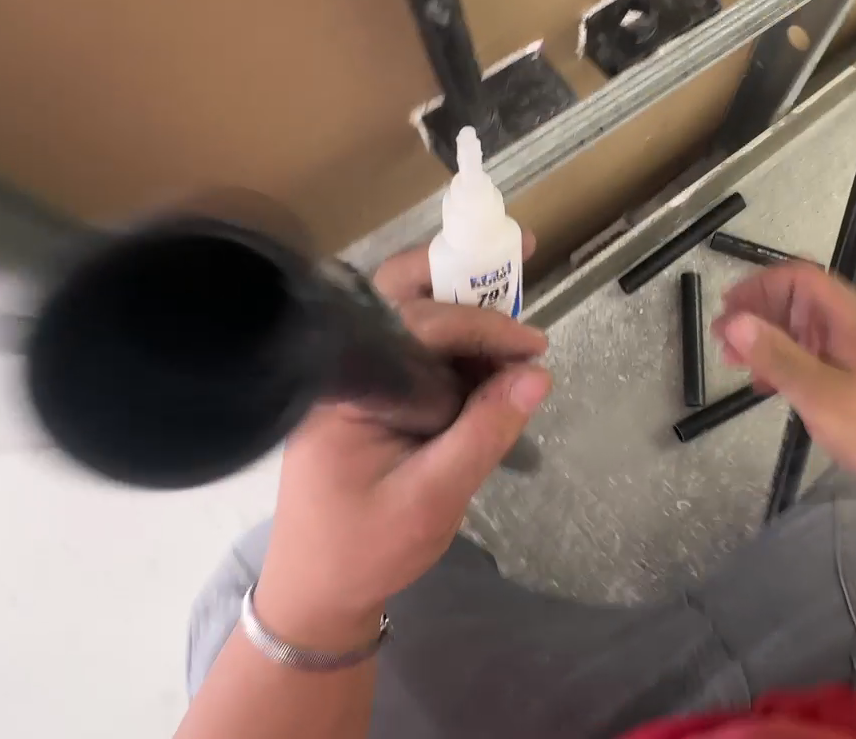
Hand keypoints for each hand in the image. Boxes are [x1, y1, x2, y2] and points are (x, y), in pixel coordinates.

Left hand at [252, 233, 549, 651]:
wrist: (317, 598)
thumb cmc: (364, 550)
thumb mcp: (431, 499)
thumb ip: (484, 433)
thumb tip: (538, 375)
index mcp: (347, 387)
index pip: (417, 327)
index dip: (481, 325)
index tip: (532, 344)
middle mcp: (352, 370)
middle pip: (401, 295)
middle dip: (459, 272)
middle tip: (512, 256)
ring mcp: (367, 382)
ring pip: (419, 320)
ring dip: (470, 310)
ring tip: (518, 317)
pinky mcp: (384, 399)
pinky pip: (428, 357)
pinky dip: (469, 351)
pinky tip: (502, 363)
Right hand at [714, 264, 855, 513]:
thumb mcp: (820, 394)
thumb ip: (776, 355)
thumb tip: (735, 321)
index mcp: (851, 318)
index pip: (801, 278)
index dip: (760, 285)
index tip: (728, 309)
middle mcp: (854, 328)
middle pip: (799, 302)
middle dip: (758, 315)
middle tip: (723, 341)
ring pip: (803, 333)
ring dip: (768, 342)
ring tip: (736, 364)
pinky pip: (814, 359)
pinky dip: (786, 365)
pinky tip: (766, 386)